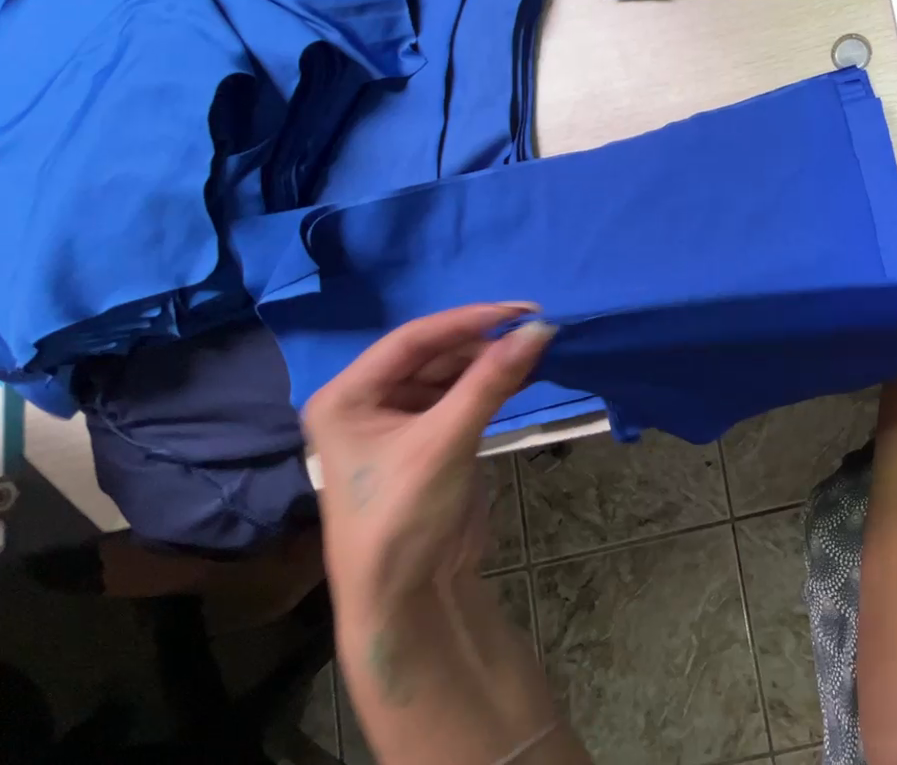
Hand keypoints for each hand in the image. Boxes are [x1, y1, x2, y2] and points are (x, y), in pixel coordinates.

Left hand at [303, 305, 588, 764]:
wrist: (408, 591)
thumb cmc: (405, 514)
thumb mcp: (447, 441)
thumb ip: (493, 380)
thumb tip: (542, 328)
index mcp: (347, 396)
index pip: (413, 339)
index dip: (469, 320)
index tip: (524, 311)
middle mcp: (370, 401)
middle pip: (435, 353)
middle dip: (485, 341)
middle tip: (539, 330)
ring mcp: (403, 419)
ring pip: (454, 372)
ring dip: (494, 361)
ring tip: (540, 348)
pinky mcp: (435, 437)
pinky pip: (467, 394)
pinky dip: (497, 382)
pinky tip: (528, 372)